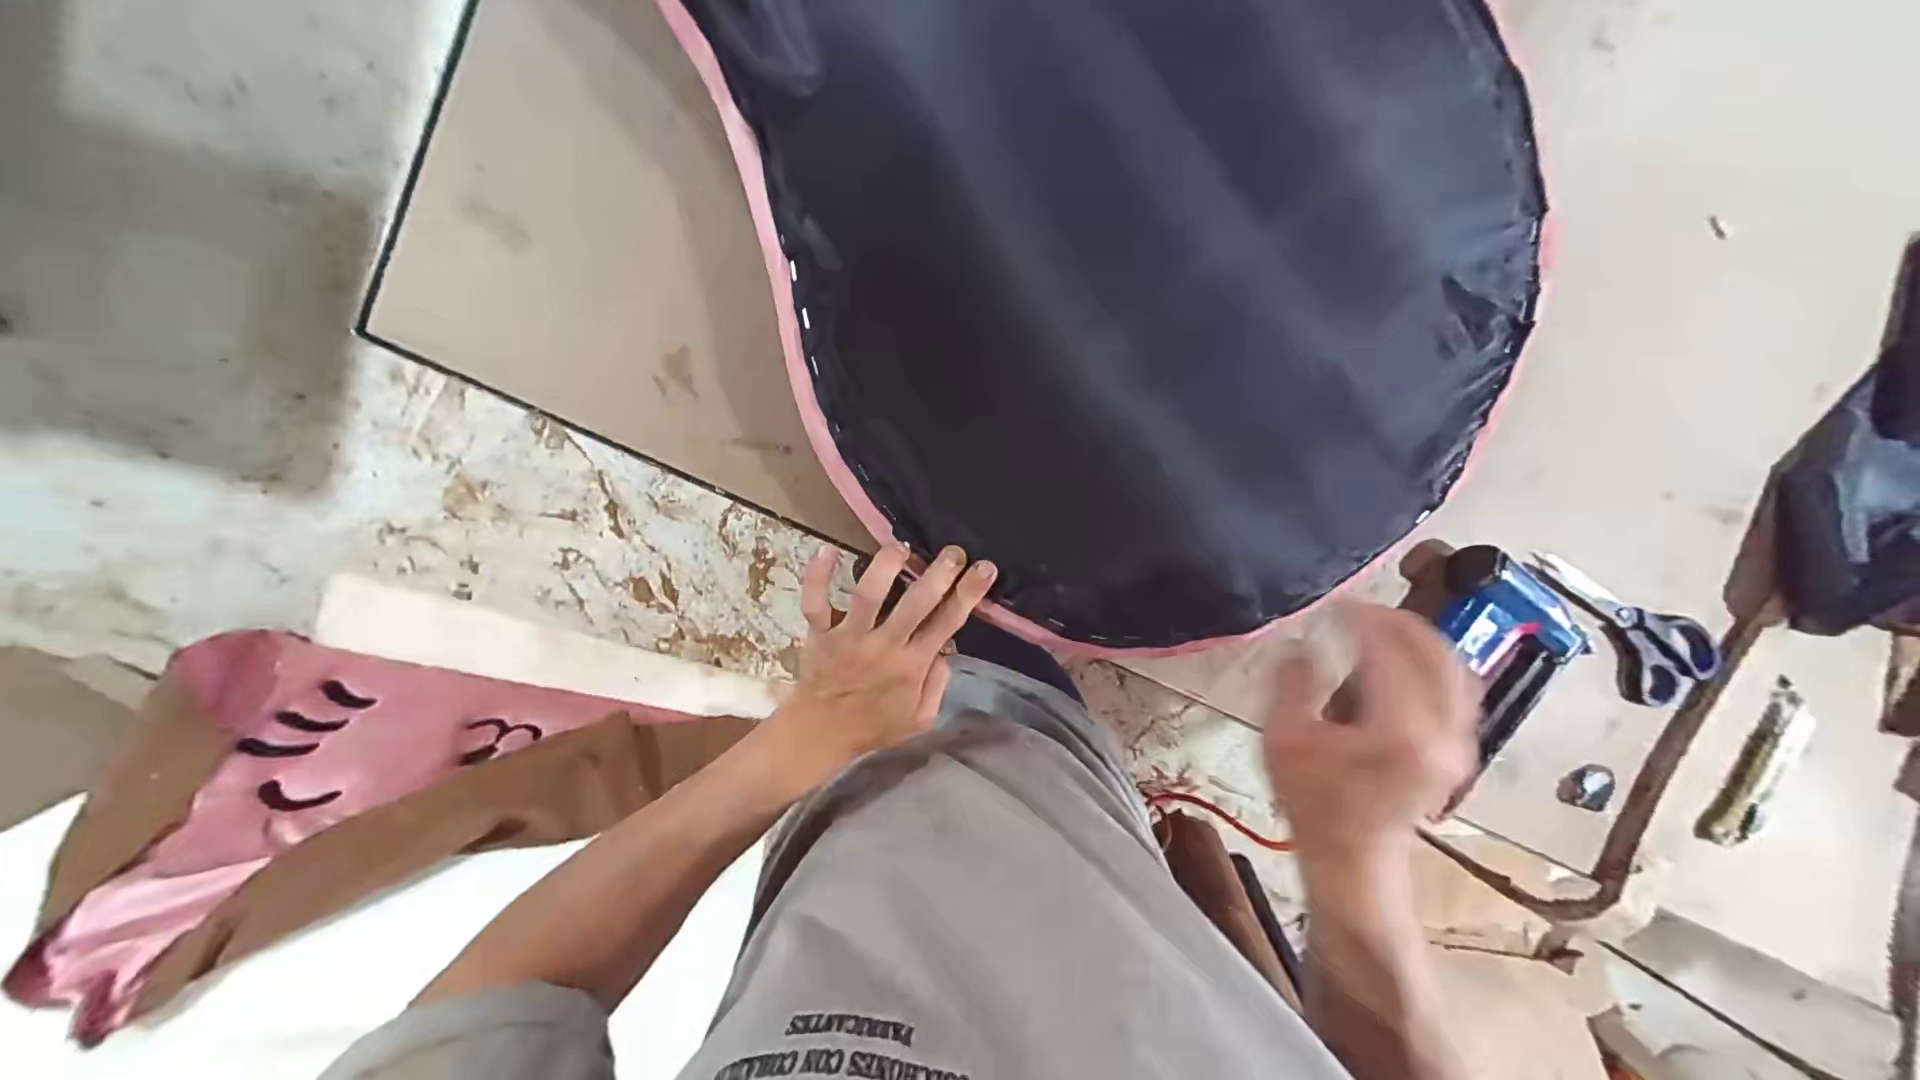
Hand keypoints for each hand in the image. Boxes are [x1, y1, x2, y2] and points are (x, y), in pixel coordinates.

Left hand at [768, 542, 996, 777]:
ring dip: (885, 567)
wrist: (820, 735)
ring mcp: (850, 638)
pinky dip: (817, 576)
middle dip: (939, 573)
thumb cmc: (873, 726)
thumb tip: (945, 648)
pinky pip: (815, 602)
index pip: (947, 622)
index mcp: (912, 665)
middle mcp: (884, 646)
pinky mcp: (820, 634)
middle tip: (953, 552)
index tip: (984, 569)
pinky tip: (827, 549)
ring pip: (867, 595)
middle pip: (916, 603)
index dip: (969, 593)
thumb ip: (938, 684)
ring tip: (900, 547)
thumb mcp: (920, 718)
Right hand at [1262, 604, 1475, 867]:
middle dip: (1394, 621)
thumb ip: (1293, 683)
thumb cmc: (1312, 800)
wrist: (1353, 854)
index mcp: (1398, 731)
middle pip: (1434, 653)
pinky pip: (1459, 690)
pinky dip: (1432, 662)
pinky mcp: (1460, 749)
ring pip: (1455, 668)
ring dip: (1417, 638)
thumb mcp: (1284, 739)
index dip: (1360, 620)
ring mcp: (1460, 743)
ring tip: (1377, 626)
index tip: (1333, 606)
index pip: (1389, 652)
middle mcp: (1442, 734)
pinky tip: (1402, 658)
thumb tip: (1305, 643)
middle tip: (1356, 610)